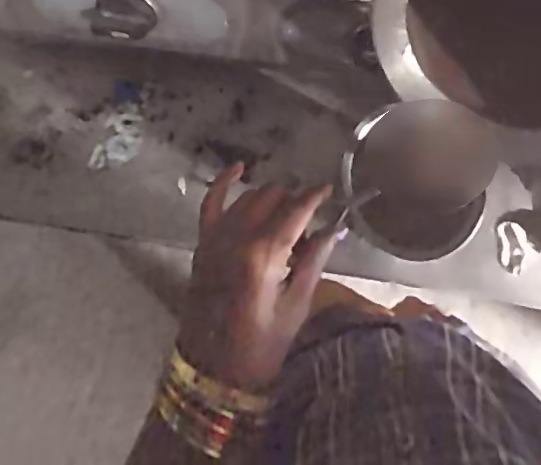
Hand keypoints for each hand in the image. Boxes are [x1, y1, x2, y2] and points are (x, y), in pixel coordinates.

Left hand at [178, 163, 341, 389]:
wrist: (210, 374)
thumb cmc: (260, 346)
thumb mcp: (296, 306)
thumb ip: (315, 260)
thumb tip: (337, 227)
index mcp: (264, 255)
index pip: (297, 210)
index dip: (316, 196)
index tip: (329, 189)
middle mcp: (238, 238)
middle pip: (274, 198)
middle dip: (295, 201)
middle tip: (308, 222)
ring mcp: (216, 238)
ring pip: (250, 196)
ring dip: (271, 199)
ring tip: (285, 221)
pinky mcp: (203, 243)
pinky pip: (211, 201)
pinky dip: (224, 181)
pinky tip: (239, 167)